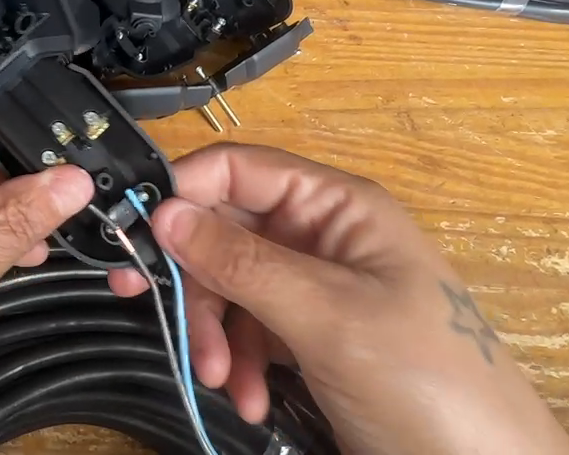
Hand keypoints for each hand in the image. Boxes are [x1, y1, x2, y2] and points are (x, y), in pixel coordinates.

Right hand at [110, 144, 568, 454]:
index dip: (186, 191)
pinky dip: (239, 361)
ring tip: (218, 378)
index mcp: (335, 206)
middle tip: (150, 304)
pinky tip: (249, 400)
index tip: (140, 230)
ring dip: (214, 329)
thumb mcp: (328, 318)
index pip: (239, 169)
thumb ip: (240, 261)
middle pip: (225, 229)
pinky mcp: (311, 337)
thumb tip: (163, 211)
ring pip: (230, 282)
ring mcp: (316, 288)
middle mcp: (320, 236)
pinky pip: (250, 328)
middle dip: (195, 277)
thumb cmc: (428, 386)